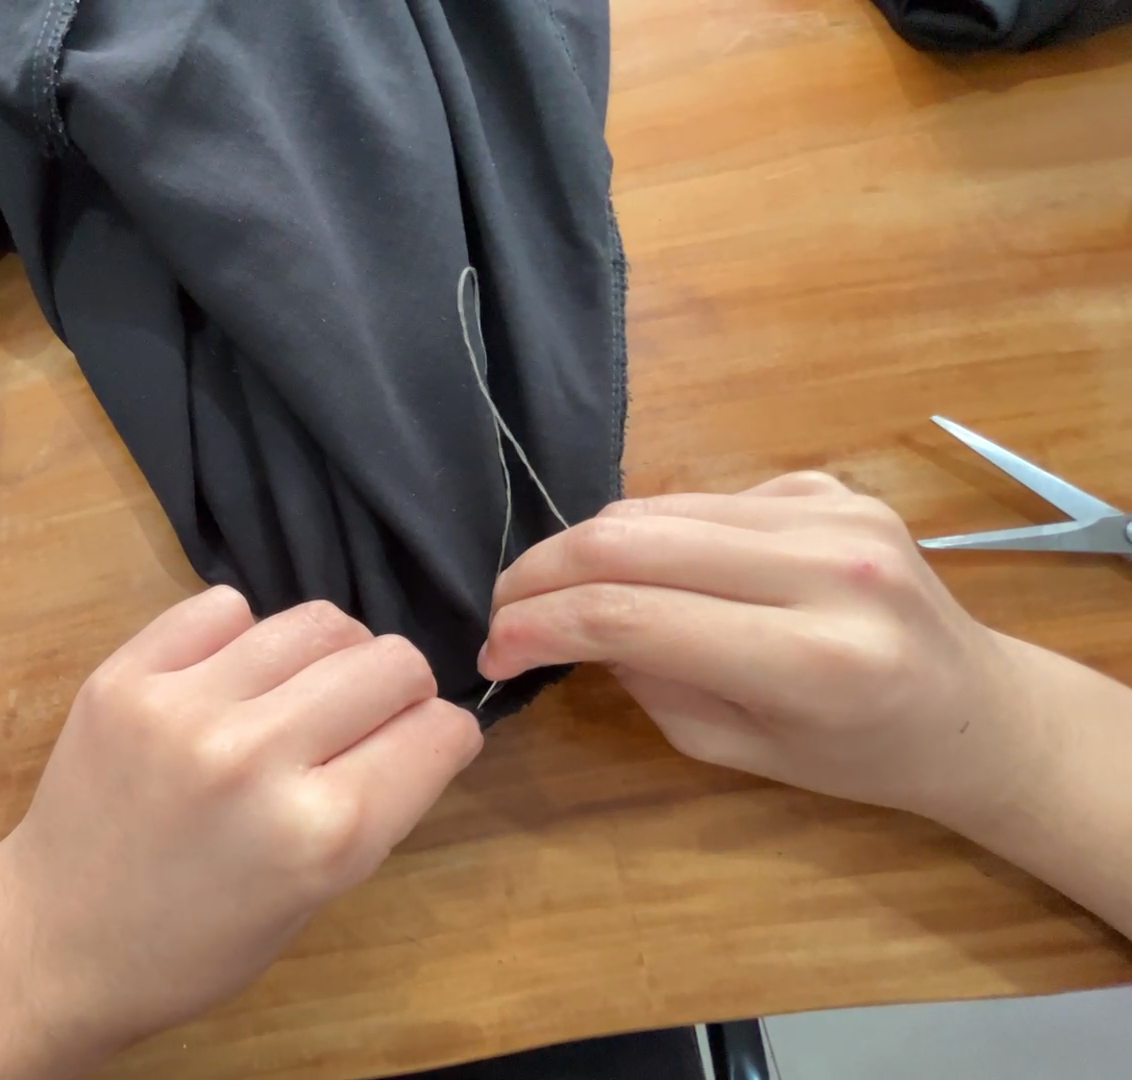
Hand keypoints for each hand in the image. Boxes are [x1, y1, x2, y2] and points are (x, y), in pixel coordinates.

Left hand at [0, 587, 481, 1051]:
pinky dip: (243, 632)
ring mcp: (183, 705)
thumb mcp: (312, 897)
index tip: (422, 736)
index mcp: (321, 835)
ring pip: (314, 620)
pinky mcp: (125, 673)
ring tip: (298, 685)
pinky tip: (226, 672)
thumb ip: (373, 803)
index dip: (442, 731)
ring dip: (329, 651)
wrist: (56, 935)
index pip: (436, 732)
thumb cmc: (194, 941)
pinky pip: (222, 605)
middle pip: (387, 661)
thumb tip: (419, 718)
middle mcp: (256, 756)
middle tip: (364, 707)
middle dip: (398, 683)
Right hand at [477, 471, 1052, 826]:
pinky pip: (682, 501)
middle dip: (533, 576)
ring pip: (640, 511)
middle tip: (501, 611)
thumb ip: (636, 675)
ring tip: (551, 591)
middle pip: (621, 544)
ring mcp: (830, 512)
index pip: (624, 616)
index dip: (534, 628)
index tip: (492, 653)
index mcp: (813, 659)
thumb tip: (560, 623)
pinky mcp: (820, 485)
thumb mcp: (720, 745)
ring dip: (572, 552)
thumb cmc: (848, 755)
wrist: (978, 711)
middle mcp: (829, 568)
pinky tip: (640, 571)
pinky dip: (633, 535)